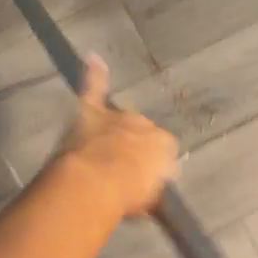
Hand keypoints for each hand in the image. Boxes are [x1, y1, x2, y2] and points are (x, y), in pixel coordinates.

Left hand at [51, 55, 178, 218]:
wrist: (94, 182)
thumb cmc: (127, 194)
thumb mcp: (150, 199)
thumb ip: (152, 189)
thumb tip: (151, 192)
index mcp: (165, 145)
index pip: (165, 152)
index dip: (152, 167)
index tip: (144, 181)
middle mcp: (145, 125)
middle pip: (143, 134)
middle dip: (134, 148)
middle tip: (122, 171)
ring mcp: (117, 116)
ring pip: (121, 120)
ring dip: (116, 131)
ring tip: (108, 150)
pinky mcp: (91, 111)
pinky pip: (94, 88)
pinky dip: (94, 74)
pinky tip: (93, 57)